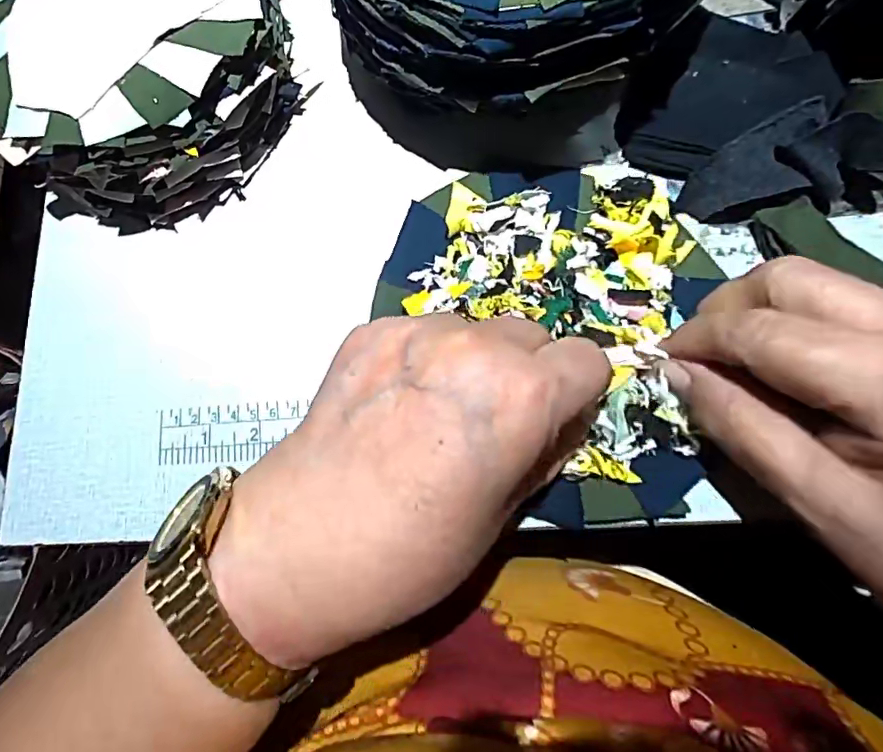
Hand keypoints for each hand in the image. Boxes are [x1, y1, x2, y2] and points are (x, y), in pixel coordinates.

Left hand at [207, 314, 608, 669]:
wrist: (295, 549)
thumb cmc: (413, 553)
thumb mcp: (504, 514)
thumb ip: (543, 448)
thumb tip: (561, 414)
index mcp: (519, 394)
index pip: (586, 359)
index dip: (575, 393)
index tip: (551, 419)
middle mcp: (473, 345)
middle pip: (532, 334)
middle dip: (526, 371)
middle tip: (489, 421)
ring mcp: (415, 331)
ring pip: (477, 328)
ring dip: (474, 360)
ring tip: (434, 411)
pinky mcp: (371, 329)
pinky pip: (424, 331)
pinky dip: (424, 357)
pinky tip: (395, 402)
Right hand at [658, 257, 882, 677]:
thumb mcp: (838, 519)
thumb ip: (748, 433)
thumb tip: (681, 375)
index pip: (774, 330)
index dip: (703, 339)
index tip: (659, 361)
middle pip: (799, 277)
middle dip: (729, 309)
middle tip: (695, 359)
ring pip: (829, 284)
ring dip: (767, 316)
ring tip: (737, 368)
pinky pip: (863, 312)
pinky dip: (809, 331)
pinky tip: (799, 377)